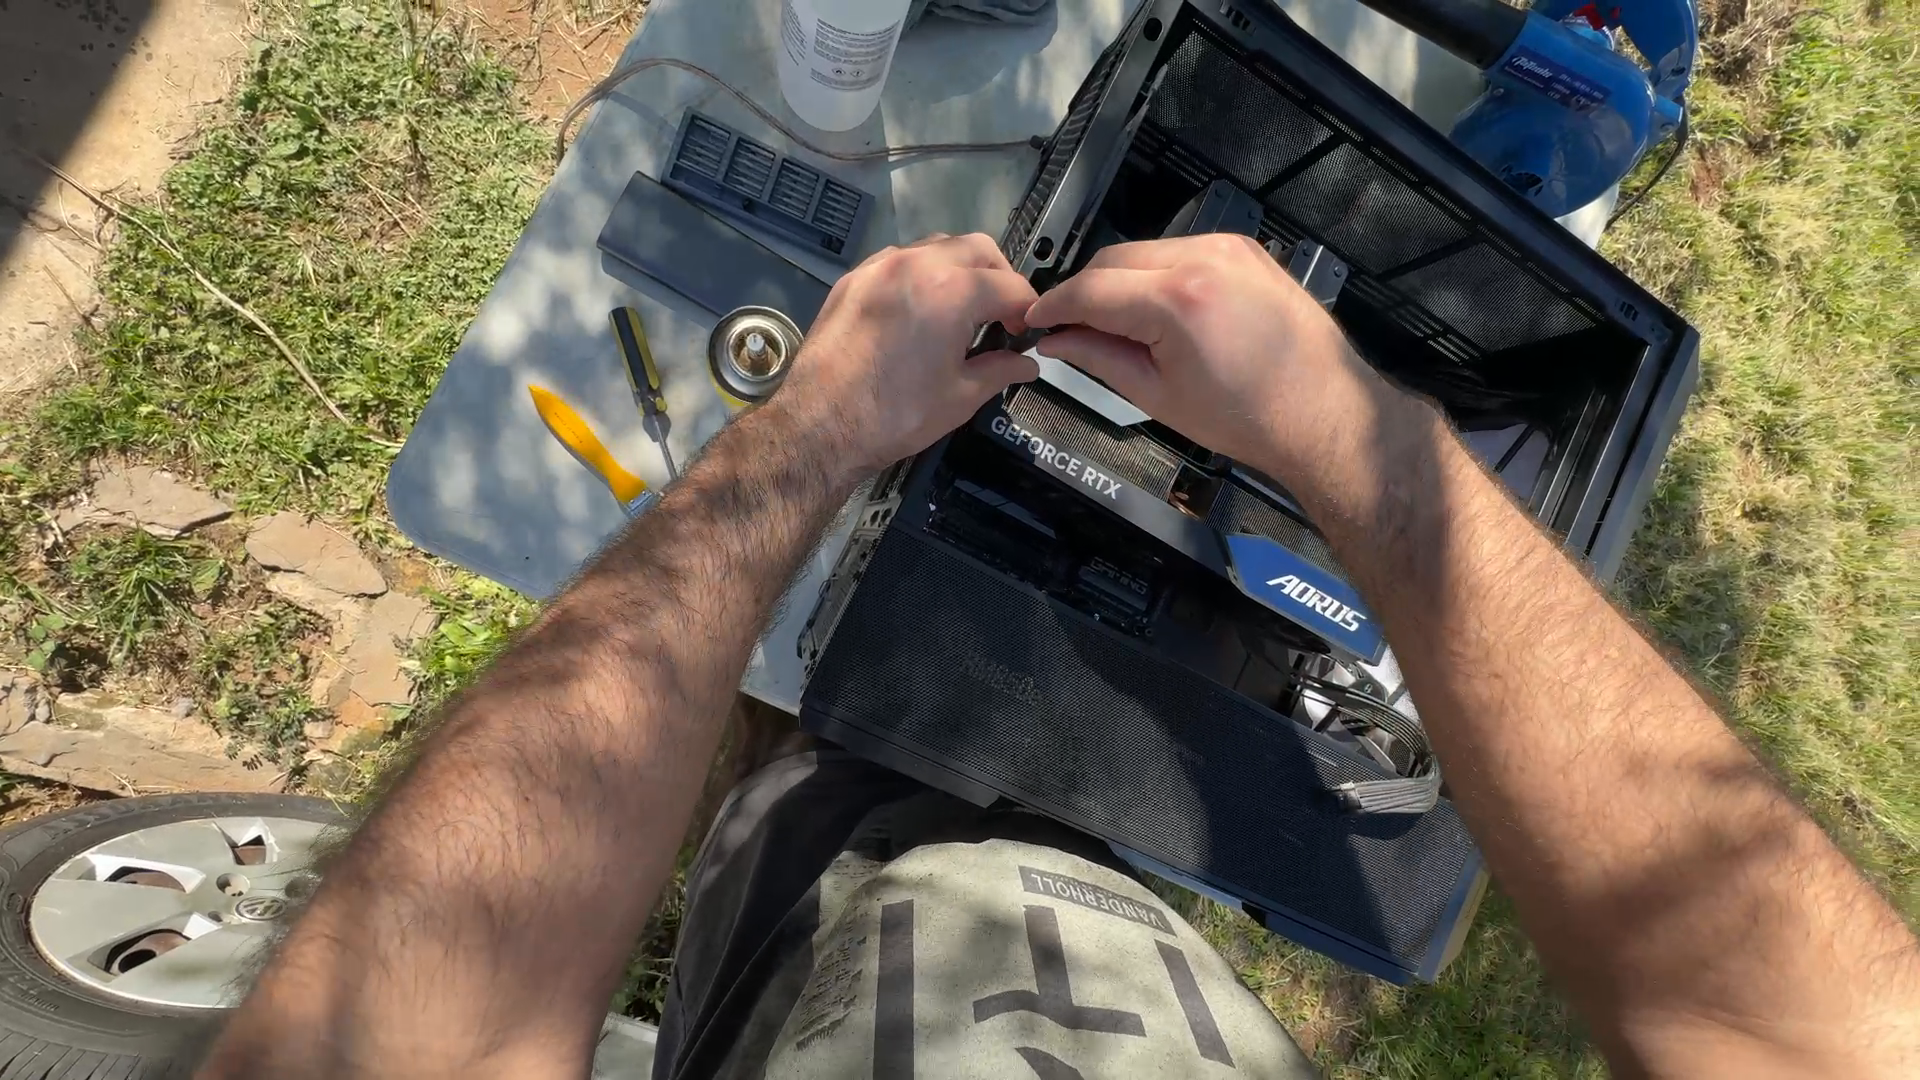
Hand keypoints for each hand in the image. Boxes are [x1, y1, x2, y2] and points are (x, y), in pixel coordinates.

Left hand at [772, 233, 1039, 473]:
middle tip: (1001, 317)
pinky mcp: (853, 279)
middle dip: (999, 278)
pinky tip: (922, 311)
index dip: (1027, 311)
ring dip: (960, 270)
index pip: (1010, 287)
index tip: (1025, 334)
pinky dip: (923, 275)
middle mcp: (916, 264)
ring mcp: (879, 266)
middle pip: (978, 249)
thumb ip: (1000, 371)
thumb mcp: (960, 397)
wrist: (820, 426)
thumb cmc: (896, 416)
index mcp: (951, 291)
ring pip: (937, 247)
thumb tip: (1027, 364)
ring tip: (962, 311)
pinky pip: (901, 261)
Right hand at [1024, 234, 1412, 506]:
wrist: (1320, 411)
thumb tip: (1054, 341)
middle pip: (1112, 259)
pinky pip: (1176, 250)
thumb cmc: (1241, 417)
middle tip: (1067, 328)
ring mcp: (1227, 246)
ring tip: (1110, 323)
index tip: (1032, 321)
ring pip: (1142, 250)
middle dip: (1082, 291)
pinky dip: (1151, 274)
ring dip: (1116, 281)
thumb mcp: (1155, 396)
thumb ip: (1097, 358)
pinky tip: (1149, 309)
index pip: (1090, 289)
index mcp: (1177, 301)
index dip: (1052, 306)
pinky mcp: (1243, 248)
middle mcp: (1202, 257)